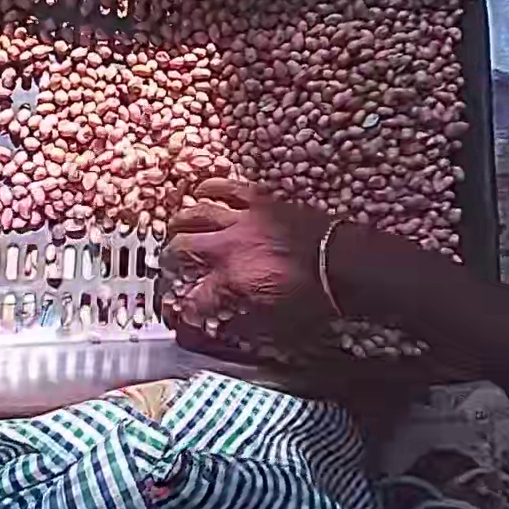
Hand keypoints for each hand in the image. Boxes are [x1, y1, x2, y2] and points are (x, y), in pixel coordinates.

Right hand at [158, 178, 333, 351]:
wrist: (338, 264)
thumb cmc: (309, 298)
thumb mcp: (272, 319)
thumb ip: (242, 317)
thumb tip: (225, 320)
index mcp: (230, 281)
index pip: (194, 298)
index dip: (185, 308)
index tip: (183, 311)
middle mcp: (227, 248)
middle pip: (183, 248)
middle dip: (171, 258)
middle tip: (170, 261)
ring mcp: (241, 220)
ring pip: (197, 214)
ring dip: (182, 221)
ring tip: (176, 225)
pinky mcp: (258, 202)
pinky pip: (227, 188)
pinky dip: (211, 188)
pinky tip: (202, 190)